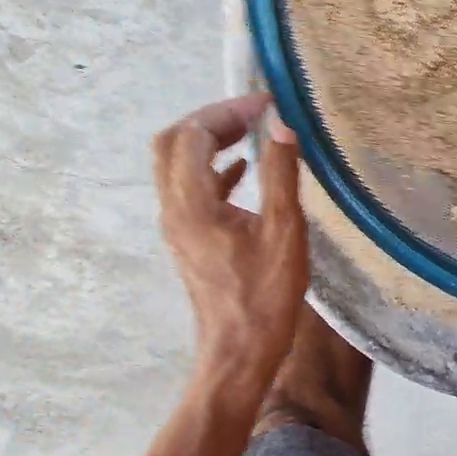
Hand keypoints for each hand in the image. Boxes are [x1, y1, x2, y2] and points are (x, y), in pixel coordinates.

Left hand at [152, 93, 306, 395]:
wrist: (238, 352)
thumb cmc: (264, 296)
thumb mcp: (283, 232)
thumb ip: (280, 174)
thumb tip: (282, 125)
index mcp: (191, 204)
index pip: (192, 135)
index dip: (228, 110)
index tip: (268, 104)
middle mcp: (174, 210)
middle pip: (172, 143)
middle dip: (210, 119)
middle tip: (252, 112)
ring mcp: (178, 226)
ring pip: (177, 165)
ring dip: (210, 140)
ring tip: (251, 131)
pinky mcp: (190, 239)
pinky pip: (192, 188)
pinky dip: (215, 167)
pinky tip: (244, 168)